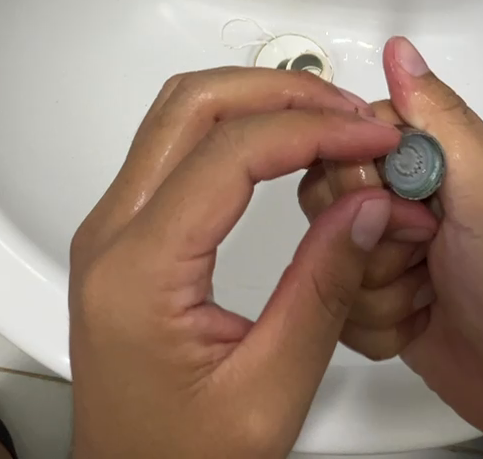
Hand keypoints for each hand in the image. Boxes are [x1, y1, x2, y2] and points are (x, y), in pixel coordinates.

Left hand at [69, 67, 430, 458]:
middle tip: (350, 112)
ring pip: (182, 109)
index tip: (370, 137)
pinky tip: (285, 138)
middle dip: (281, 90)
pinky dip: (238, 121)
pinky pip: (178, 138)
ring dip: (257, 95)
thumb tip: (367, 204)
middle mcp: (112, 233)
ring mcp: (114, 224)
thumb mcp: (270, 393)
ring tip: (326, 116)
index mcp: (138, 272)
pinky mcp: (128, 228)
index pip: (230, 154)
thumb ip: (323, 290)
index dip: (311, 129)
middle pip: (194, 104)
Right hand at [300, 39, 482, 458]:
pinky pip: (340, 301)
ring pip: (332, 252)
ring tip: (429, 294)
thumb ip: (439, 116)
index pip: (357, 134)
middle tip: (424, 249)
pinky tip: (421, 324)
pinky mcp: (384, 303)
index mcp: (441, 158)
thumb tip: (400, 46)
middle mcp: (413, 198)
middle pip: (333, 193)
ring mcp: (397, 252)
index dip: (359, 167)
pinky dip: (377, 323)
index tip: (393, 196)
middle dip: (371, 234)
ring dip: (377, 286)